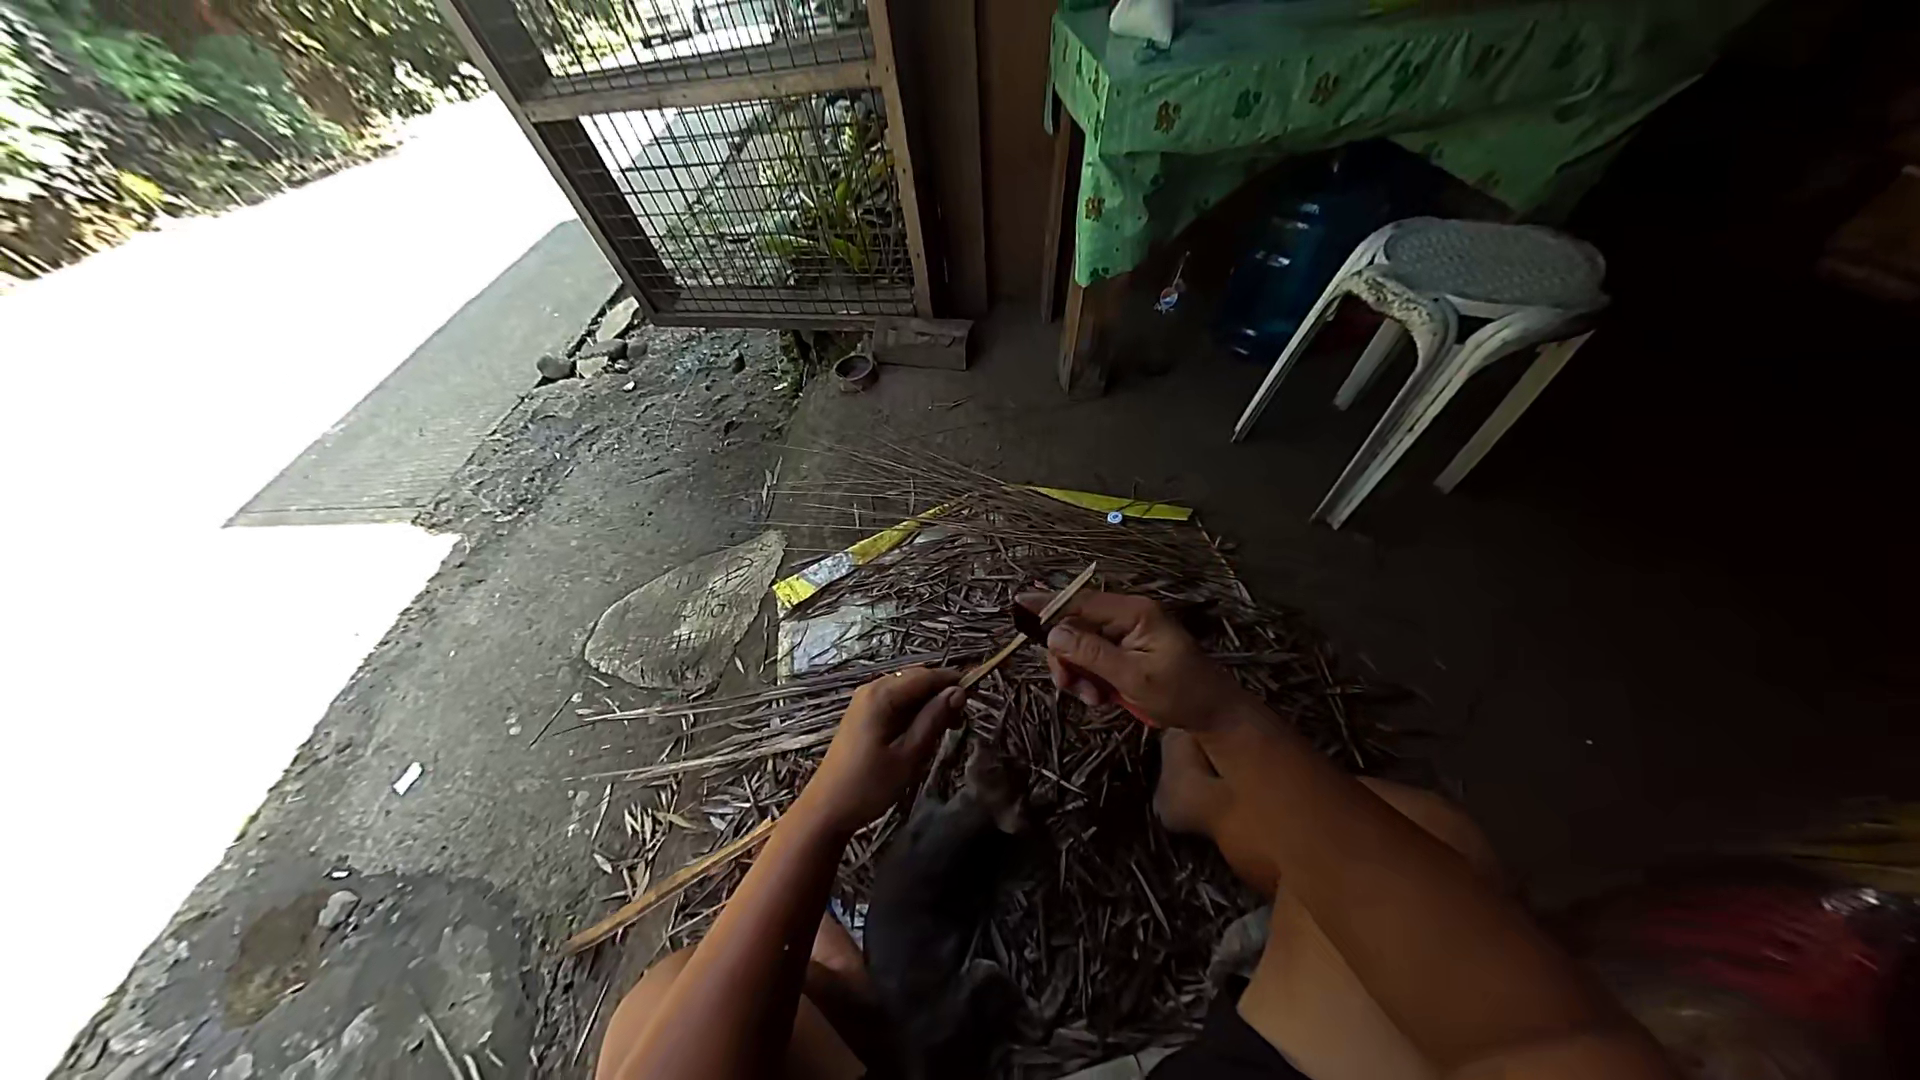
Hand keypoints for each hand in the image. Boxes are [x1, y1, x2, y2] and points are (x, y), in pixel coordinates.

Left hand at [796, 666, 965, 833]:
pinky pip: (896, 702)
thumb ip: (933, 720)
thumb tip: (958, 692)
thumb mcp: (909, 755)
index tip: (977, 694)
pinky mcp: (863, 715)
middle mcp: (872, 689)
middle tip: (962, 718)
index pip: (926, 676)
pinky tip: (924, 731)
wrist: (826, 810)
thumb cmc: (869, 785)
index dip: (952, 681)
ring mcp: (865, 701)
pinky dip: (914, 711)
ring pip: (907, 690)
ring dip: (929, 703)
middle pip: (916, 678)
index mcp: (882, 695)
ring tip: (947, 727)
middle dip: (941, 692)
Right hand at [1018, 591, 1250, 730]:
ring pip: (1080, 646)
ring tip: (1094, 699)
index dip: (1049, 603)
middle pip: (1075, 627)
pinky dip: (1090, 679)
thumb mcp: (1134, 677)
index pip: (1082, 601)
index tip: (1019, 603)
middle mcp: (1127, 618)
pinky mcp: (1124, 653)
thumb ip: (1092, 654)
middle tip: (1069, 687)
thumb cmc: (1182, 695)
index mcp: (1134, 613)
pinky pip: (1092, 660)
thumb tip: (1054, 634)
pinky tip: (1102, 697)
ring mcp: (1125, 636)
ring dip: (1079, 674)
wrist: (1214, 717)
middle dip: (1068, 658)